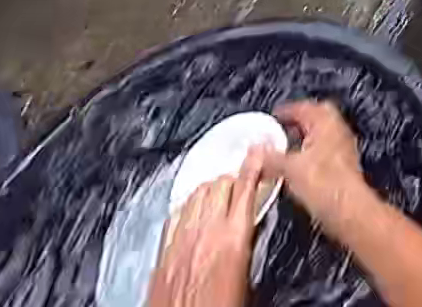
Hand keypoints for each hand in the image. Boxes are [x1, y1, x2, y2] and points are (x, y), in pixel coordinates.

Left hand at [145, 147, 269, 306]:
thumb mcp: (246, 271)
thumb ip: (247, 237)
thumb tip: (249, 220)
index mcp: (234, 236)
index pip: (246, 185)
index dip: (254, 163)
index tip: (259, 150)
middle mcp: (206, 232)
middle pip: (220, 183)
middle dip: (232, 179)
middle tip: (240, 185)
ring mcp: (181, 240)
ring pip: (197, 193)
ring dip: (210, 190)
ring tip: (217, 196)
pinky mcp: (162, 253)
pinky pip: (176, 214)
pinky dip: (187, 207)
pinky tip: (192, 212)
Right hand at [266, 100, 373, 229]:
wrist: (348, 209)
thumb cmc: (325, 184)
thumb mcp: (290, 169)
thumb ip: (271, 158)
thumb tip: (256, 151)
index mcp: (327, 123)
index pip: (306, 107)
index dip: (288, 110)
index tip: (274, 115)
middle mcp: (337, 130)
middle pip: (315, 117)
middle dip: (297, 122)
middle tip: (279, 129)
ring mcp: (342, 147)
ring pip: (319, 134)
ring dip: (302, 138)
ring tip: (283, 149)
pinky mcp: (342, 164)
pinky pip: (322, 150)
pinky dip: (308, 152)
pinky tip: (296, 167)